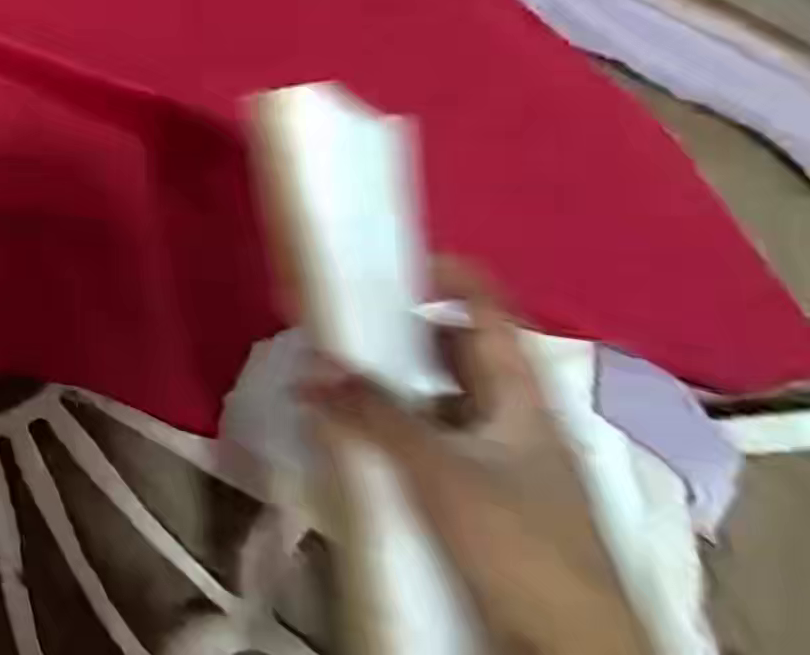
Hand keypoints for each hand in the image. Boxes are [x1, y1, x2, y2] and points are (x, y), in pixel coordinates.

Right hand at [300, 262, 654, 654]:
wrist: (564, 639)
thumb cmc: (517, 539)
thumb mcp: (440, 470)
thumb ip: (371, 414)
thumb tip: (307, 367)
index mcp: (519, 395)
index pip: (488, 314)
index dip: (449, 278)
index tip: (391, 255)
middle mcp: (508, 413)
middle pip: (452, 350)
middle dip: (396, 327)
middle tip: (338, 311)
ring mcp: (491, 450)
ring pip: (433, 391)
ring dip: (384, 375)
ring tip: (330, 361)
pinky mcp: (471, 483)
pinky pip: (421, 430)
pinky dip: (385, 416)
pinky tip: (349, 420)